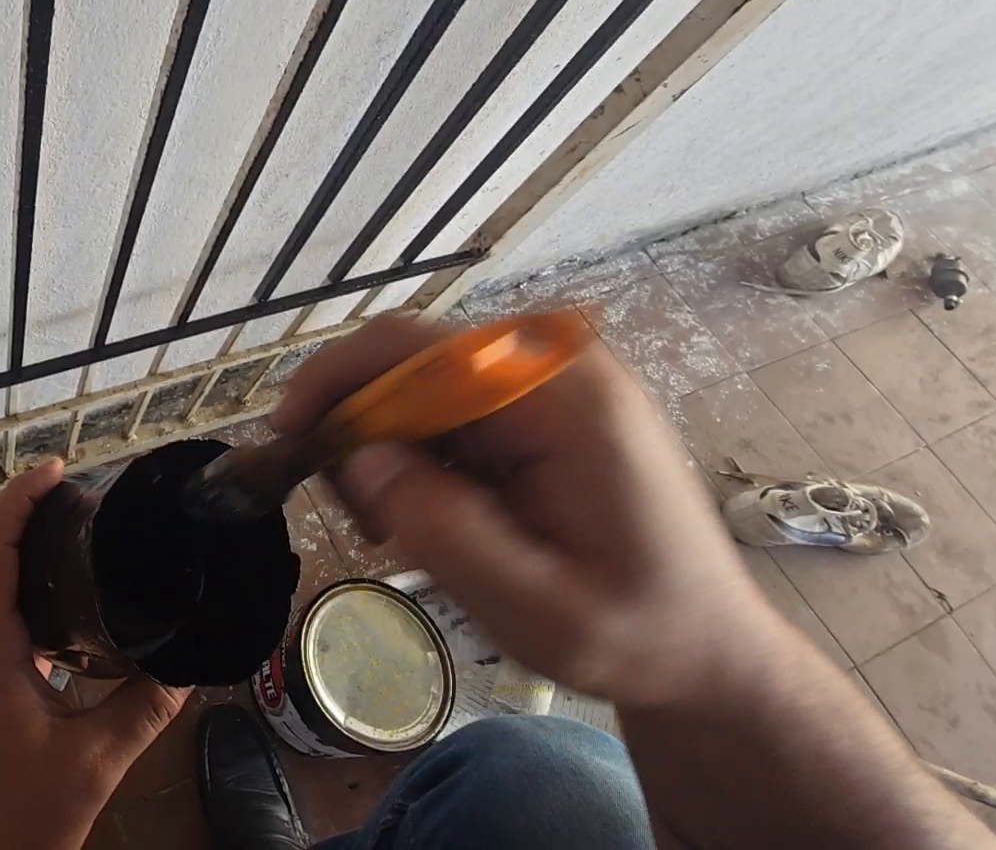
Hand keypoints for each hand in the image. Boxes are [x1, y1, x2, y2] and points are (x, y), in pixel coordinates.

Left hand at [0, 459, 191, 849]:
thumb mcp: (97, 760)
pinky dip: (11, 559)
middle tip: (67, 482)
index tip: (59, 469)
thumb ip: (147, 705)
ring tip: (62, 508)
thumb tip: (192, 657)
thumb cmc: (26, 813)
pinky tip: (56, 565)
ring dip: (9, 525)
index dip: (20, 498)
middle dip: (13, 500)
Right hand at [273, 314, 779, 709]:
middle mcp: (548, 369)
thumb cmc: (637, 634)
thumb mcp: (538, 610)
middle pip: (404, 359)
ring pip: (408, 384)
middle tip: (344, 507)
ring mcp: (537, 385)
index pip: (417, 347)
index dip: (337, 378)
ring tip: (382, 525)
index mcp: (563, 397)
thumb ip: (445, 532)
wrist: (706, 648)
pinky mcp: (524, 408)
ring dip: (372, 446)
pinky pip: (431, 407)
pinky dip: (400, 454)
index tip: (288, 434)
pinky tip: (410, 511)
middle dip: (350, 423)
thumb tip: (358, 458)